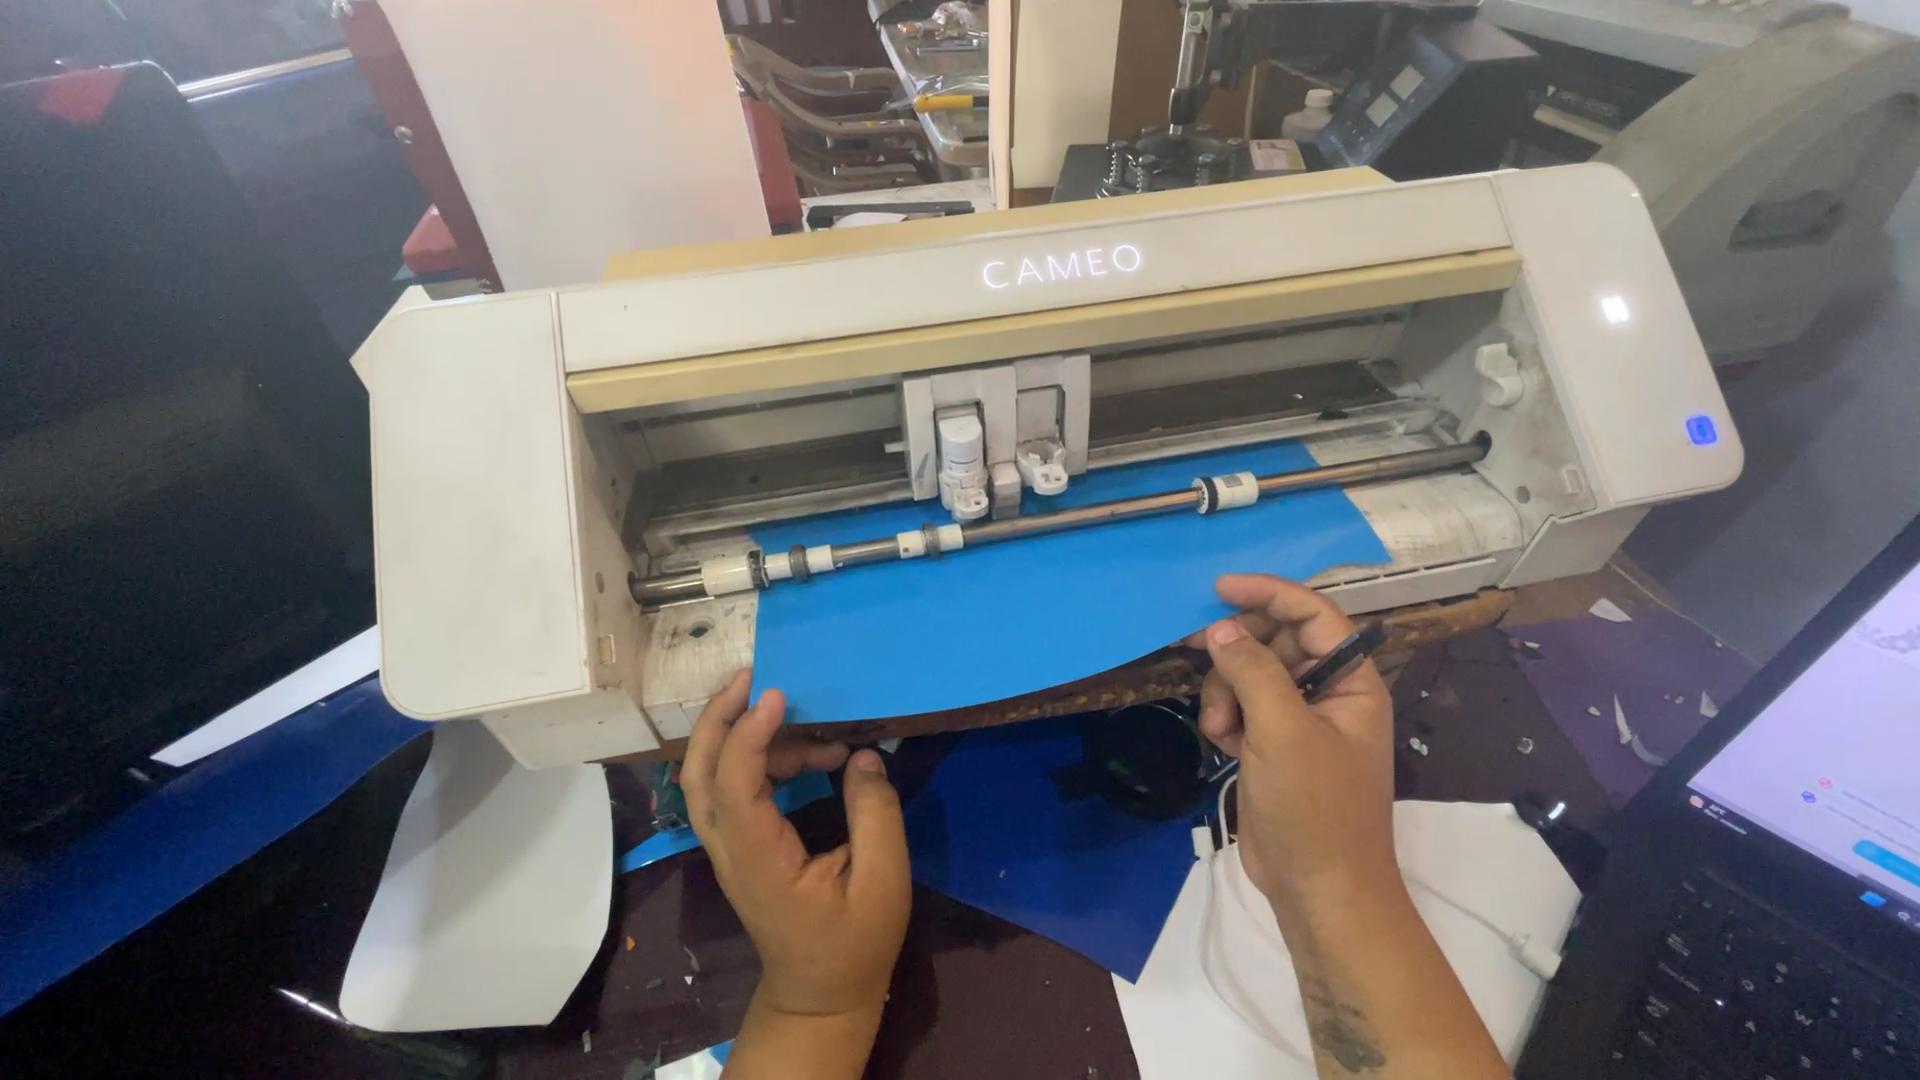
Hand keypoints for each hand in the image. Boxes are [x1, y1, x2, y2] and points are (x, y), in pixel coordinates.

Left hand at [682, 670, 911, 1021]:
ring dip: (750, 734)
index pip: (733, 787)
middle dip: (717, 717)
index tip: (779, 695)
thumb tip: (864, 756)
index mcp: (759, 861)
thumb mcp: (884, 883)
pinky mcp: (741, 845)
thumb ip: (875, 815)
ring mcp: (730, 848)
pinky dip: (763, 755)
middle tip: (751, 675)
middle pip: (698, 773)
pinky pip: (735, 786)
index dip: (748, 735)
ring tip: (813, 722)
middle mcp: (730, 850)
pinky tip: (815, 753)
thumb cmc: (853, 944)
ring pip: (711, 775)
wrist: (819, 994)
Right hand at [1185, 575, 1398, 910]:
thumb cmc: (1314, 808)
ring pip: (1247, 674)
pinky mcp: (1272, 744)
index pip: (1311, 615)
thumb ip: (1253, 670)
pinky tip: (1224, 745)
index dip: (1268, 594)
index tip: (1219, 589)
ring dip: (1224, 693)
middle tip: (1199, 657)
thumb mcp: (1282, 731)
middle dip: (1236, 655)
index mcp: (1352, 681)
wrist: (1318, 889)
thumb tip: (1222, 629)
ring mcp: (1298, 719)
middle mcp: (1328, 693)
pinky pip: (1239, 706)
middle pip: (1273, 642)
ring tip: (1222, 730)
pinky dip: (1225, 718)